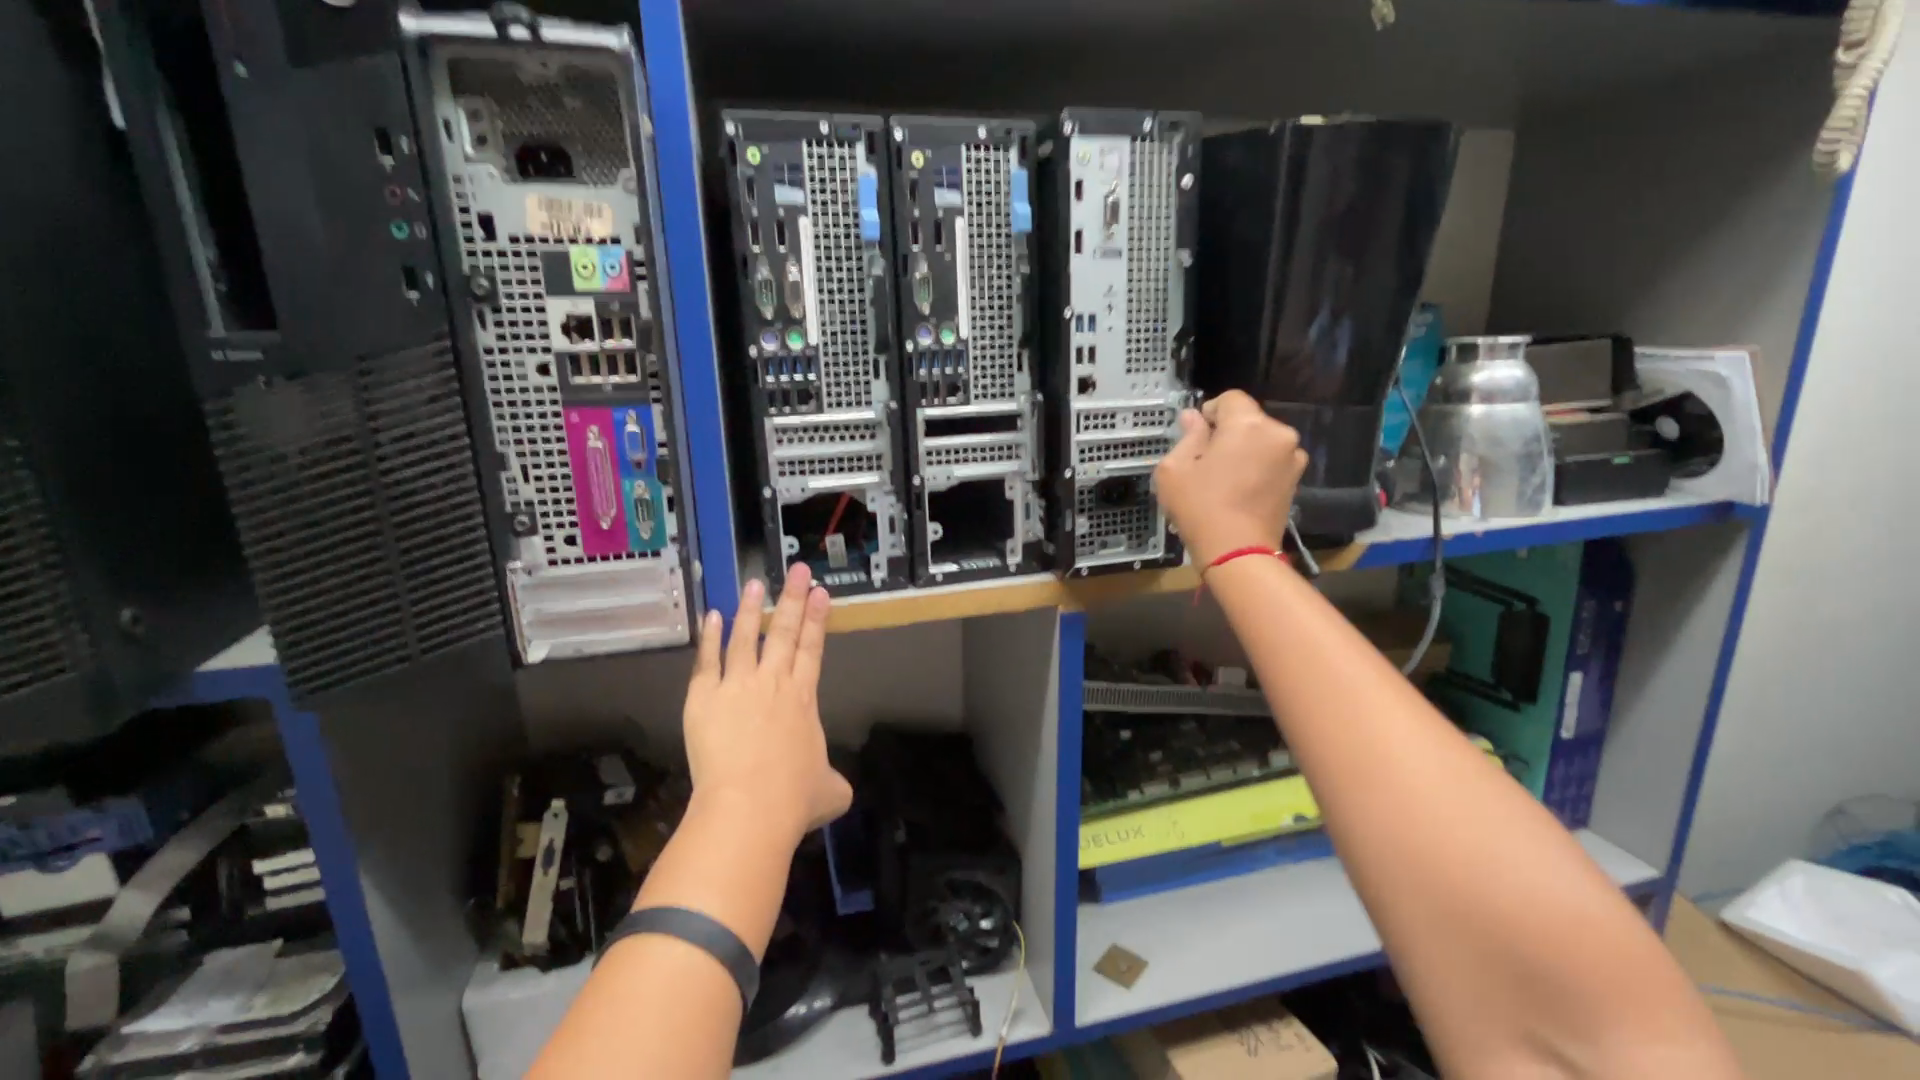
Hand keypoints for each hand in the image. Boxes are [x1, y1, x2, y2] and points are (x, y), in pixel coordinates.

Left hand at [683, 563, 852, 846]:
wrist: (749, 806)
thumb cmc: (794, 799)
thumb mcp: (830, 792)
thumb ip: (832, 780)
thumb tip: (834, 786)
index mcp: (804, 700)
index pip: (813, 649)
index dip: (817, 619)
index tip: (820, 592)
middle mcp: (773, 683)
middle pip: (784, 632)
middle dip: (792, 598)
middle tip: (797, 570)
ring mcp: (737, 686)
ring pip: (744, 638)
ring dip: (750, 608)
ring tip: (754, 582)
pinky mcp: (704, 698)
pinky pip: (707, 660)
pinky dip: (709, 637)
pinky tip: (711, 616)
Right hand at [1153, 390, 1307, 566]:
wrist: (1237, 552)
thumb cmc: (1200, 507)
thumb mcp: (1175, 469)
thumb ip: (1188, 436)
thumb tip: (1194, 419)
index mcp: (1248, 425)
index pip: (1231, 398)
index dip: (1210, 411)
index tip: (1196, 433)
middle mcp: (1278, 434)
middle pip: (1249, 419)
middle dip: (1228, 432)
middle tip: (1206, 459)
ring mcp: (1292, 458)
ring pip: (1262, 440)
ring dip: (1244, 450)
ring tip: (1224, 477)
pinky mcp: (1296, 479)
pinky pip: (1272, 460)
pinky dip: (1257, 467)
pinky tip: (1240, 489)